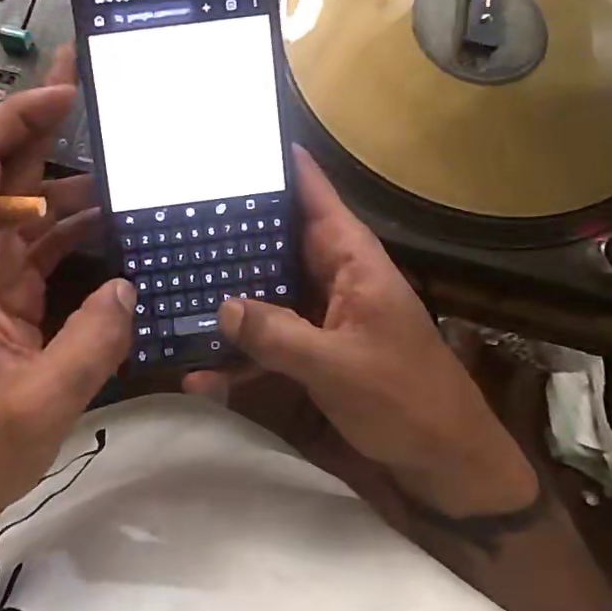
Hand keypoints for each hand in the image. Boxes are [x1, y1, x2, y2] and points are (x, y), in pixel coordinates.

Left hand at [0, 55, 133, 595]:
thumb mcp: (39, 402)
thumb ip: (92, 340)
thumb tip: (128, 286)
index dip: (18, 117)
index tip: (68, 87)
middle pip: (3, 173)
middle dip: (45, 125)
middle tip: (99, 84)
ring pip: (28, 211)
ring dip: (73, 185)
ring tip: (132, 157)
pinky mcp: (2, 303)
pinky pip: (40, 252)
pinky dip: (76, 236)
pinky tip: (119, 225)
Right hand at [189, 146, 535, 516]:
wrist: (441, 466)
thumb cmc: (405, 401)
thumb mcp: (338, 366)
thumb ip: (278, 335)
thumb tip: (221, 306)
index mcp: (354, 265)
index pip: (318, 201)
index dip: (285, 170)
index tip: (242, 144)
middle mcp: (333, 282)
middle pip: (277, 243)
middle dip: (233, 232)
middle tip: (178, 214)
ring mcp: (318, 319)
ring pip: (263, 293)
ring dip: (223, 296)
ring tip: (170, 286)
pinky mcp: (307, 353)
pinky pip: (262, 344)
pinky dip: (233, 357)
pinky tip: (197, 375)